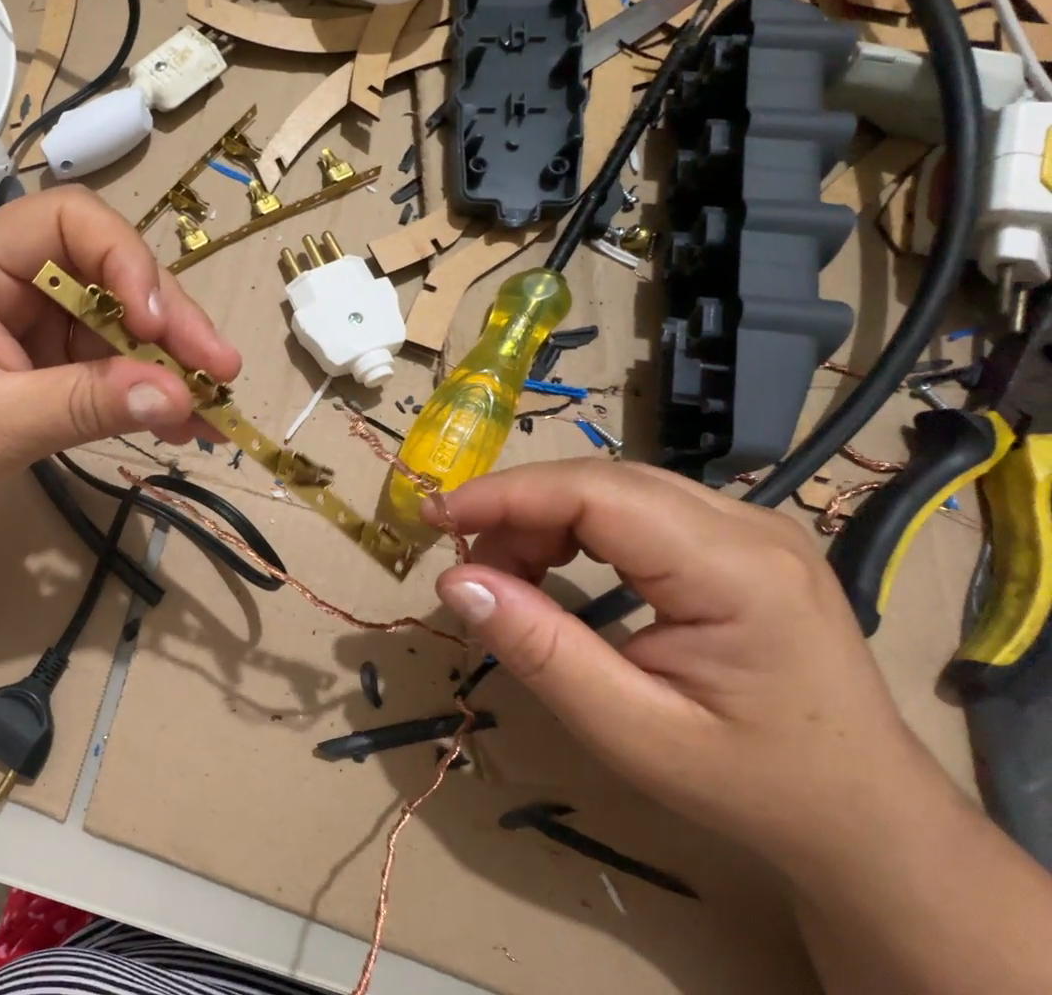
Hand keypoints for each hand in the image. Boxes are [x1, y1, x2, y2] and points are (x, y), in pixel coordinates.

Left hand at [0, 186, 239, 525]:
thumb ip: (86, 403)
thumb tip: (178, 395)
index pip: (66, 222)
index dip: (123, 258)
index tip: (156, 322)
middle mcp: (12, 283)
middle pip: (108, 272)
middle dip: (167, 321)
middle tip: (219, 371)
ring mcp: (32, 324)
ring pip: (119, 321)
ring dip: (169, 363)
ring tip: (214, 409)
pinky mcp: (47, 364)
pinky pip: (109, 365)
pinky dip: (146, 391)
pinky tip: (185, 422)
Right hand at [428, 461, 952, 867]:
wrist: (862, 814)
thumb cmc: (748, 782)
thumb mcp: (628, 730)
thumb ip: (539, 649)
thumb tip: (453, 580)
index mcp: (736, 572)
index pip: (597, 492)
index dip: (505, 494)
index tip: (433, 518)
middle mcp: (751, 527)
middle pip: (601, 480)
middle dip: (516, 511)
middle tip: (465, 570)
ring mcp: (752, 528)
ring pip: (613, 488)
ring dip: (541, 521)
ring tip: (505, 582)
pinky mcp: (740, 541)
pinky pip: (635, 508)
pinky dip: (573, 530)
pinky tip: (552, 571)